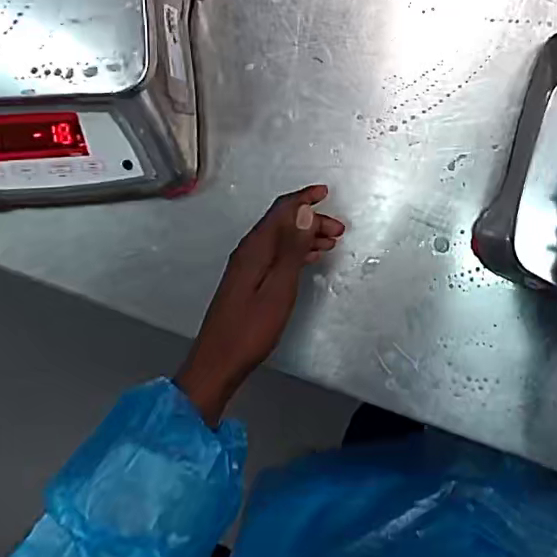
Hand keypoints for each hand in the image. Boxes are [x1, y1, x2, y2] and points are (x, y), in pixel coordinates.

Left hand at [176, 185, 345, 424]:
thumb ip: (292, 248)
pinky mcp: (248, 280)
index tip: (325, 193)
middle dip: (311, 220)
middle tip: (338, 229)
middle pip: (282, 223)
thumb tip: (304, 212)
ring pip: (281, 239)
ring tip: (330, 243)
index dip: (304, 198)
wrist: (218, 364)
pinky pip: (276, 253)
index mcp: (255, 248)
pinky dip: (296, 250)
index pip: (282, 211)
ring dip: (306, 236)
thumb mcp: (279, 287)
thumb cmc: (251, 329)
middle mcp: (248, 251)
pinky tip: (309, 258)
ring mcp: (247, 266)